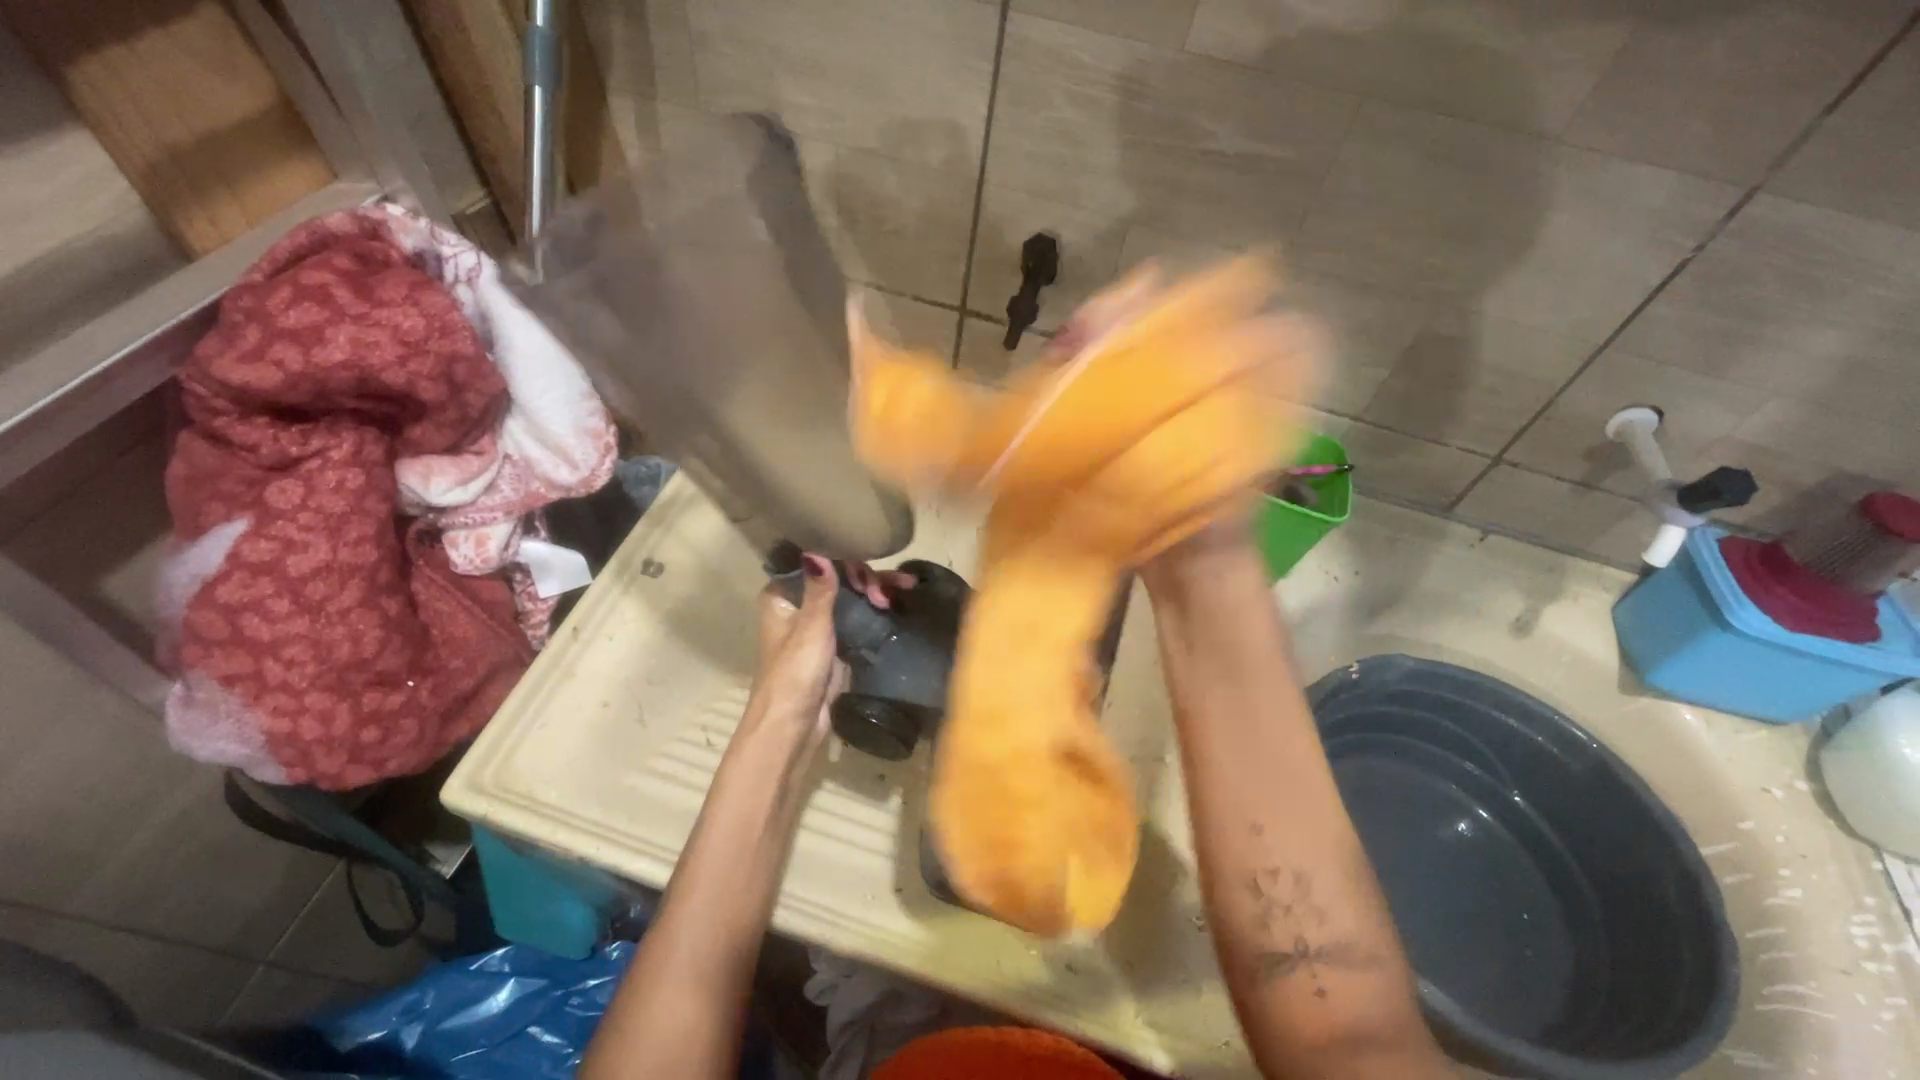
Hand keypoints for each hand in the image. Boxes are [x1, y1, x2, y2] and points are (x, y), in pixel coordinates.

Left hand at [744, 555, 913, 748]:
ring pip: (849, 597)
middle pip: (836, 578)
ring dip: (873, 592)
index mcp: (781, 596)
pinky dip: (873, 612)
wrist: (792, 727)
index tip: (868, 568)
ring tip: (904, 591)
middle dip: (866, 578)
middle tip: (891, 590)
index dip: (844, 558)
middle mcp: (797, 606)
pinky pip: (856, 619)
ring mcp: (816, 626)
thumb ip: (820, 588)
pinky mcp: (833, 646)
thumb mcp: (811, 627)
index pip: (815, 562)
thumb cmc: (795, 673)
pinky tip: (894, 605)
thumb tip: (815, 549)